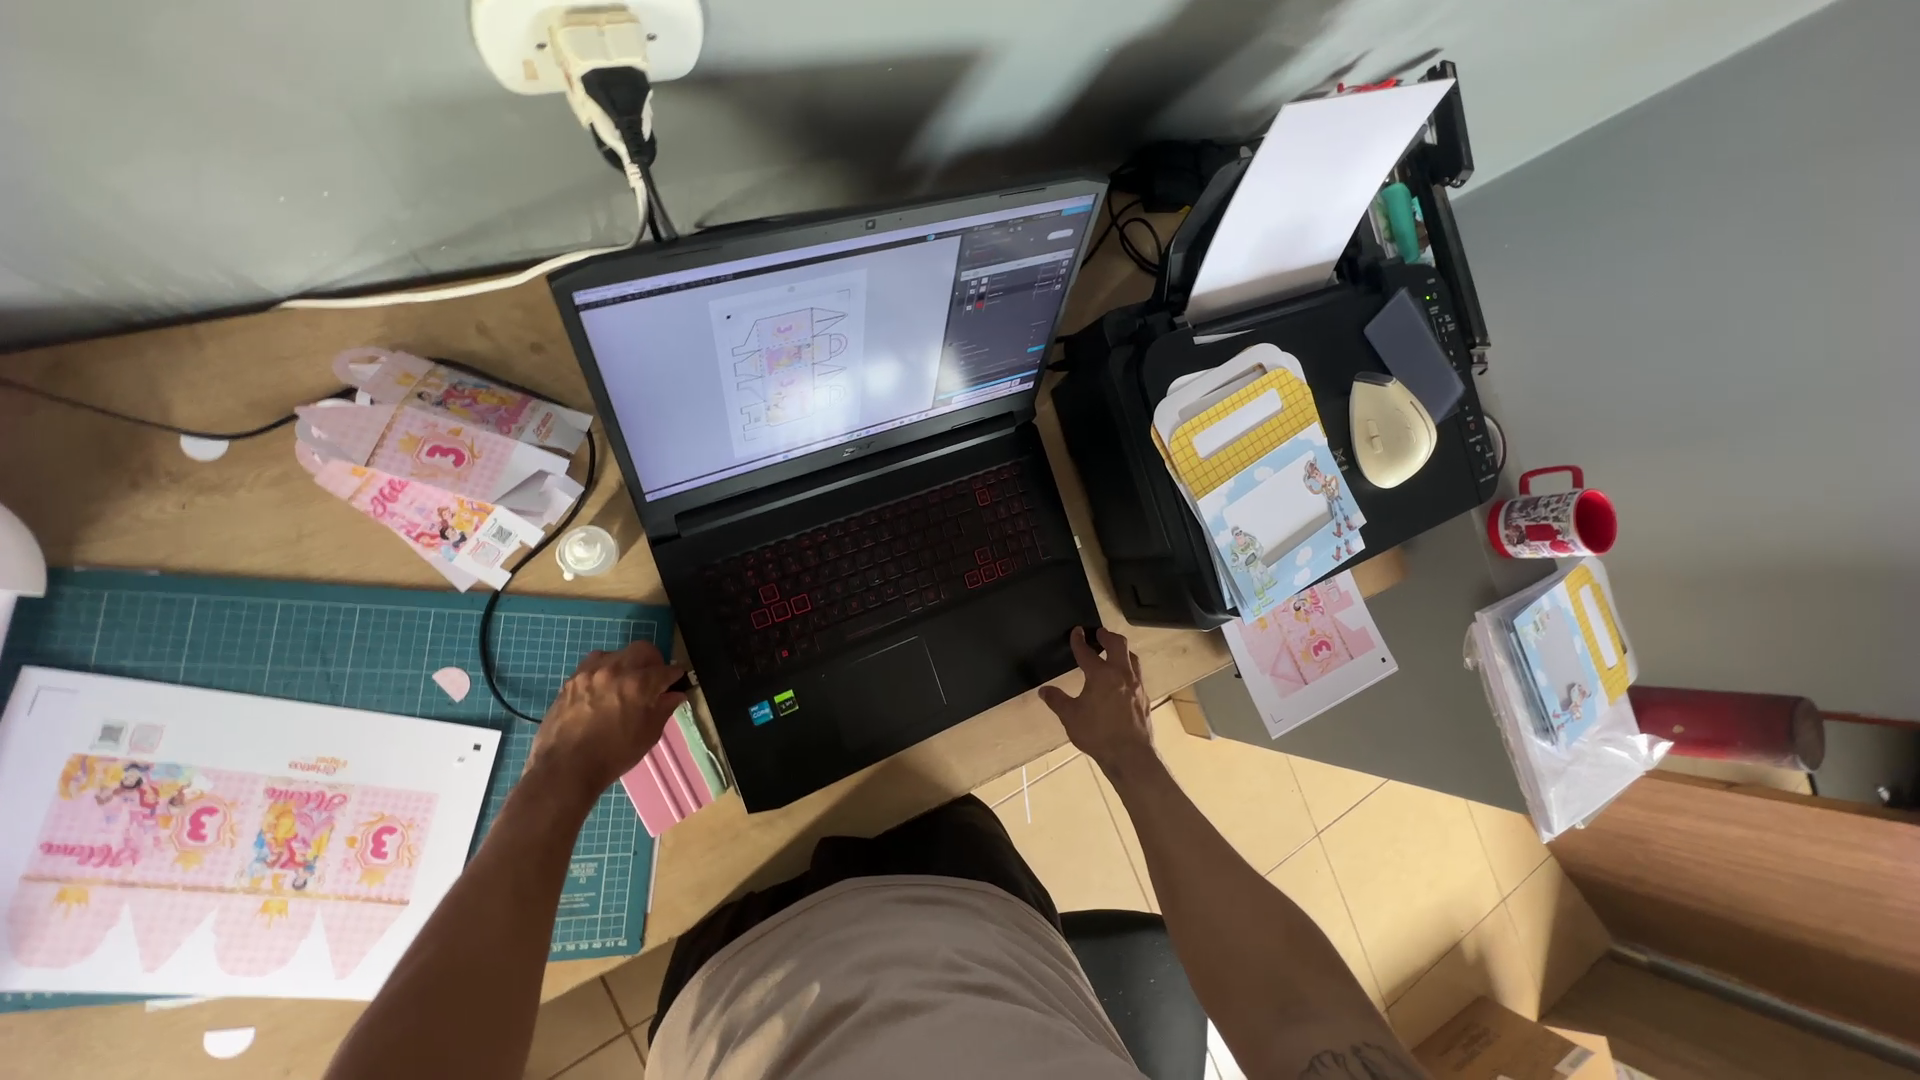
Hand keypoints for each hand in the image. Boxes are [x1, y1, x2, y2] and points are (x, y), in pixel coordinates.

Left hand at [526, 642, 686, 794]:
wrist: (565, 767)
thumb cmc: (613, 755)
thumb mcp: (647, 735)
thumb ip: (663, 709)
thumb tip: (675, 695)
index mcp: (639, 684)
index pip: (667, 670)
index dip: (676, 676)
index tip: (677, 682)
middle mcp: (615, 670)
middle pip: (643, 650)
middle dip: (654, 661)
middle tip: (654, 679)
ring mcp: (590, 672)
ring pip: (617, 653)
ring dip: (627, 663)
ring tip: (626, 683)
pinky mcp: (572, 680)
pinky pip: (593, 664)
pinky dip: (604, 670)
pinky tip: (603, 688)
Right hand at [1038, 627, 1153, 775]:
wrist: (1130, 754)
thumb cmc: (1097, 734)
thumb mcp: (1070, 717)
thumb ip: (1057, 701)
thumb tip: (1044, 690)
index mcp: (1101, 675)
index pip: (1087, 652)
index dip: (1079, 641)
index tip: (1076, 631)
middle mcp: (1121, 674)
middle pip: (1118, 645)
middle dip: (1107, 636)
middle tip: (1100, 633)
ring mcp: (1136, 685)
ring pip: (1132, 658)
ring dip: (1122, 651)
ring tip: (1114, 652)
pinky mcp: (1144, 698)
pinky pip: (1137, 675)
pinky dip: (1129, 669)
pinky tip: (1124, 679)